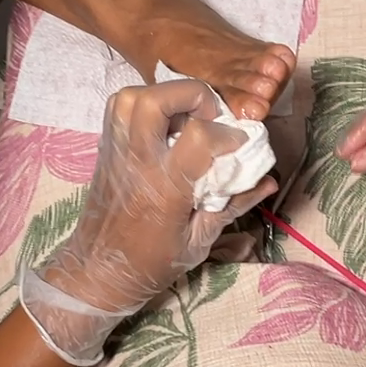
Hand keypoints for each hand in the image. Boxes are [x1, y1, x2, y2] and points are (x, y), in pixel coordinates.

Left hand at [25, 80, 276, 364]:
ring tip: (186, 115)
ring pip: (131, 96)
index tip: (238, 145)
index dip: (227, 133)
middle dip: (192, 94)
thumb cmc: (150, 263)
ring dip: (165, 94)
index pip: (198, 137)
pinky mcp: (105, 149)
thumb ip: (233, 205)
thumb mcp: (199, 241)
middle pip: (155, 100)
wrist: (97, 272)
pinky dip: (144, 103)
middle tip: (209, 116)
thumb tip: (268, 180)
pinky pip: (118, 108)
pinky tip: (163, 124)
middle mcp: (137, 161)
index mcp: (164, 188)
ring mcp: (116, 151)